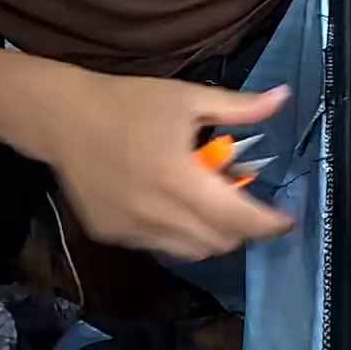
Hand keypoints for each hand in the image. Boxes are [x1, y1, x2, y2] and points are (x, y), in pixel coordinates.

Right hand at [40, 73, 294, 260]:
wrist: (63, 117)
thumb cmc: (130, 102)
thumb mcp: (188, 97)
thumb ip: (239, 107)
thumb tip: (284, 98)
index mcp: (178, 177)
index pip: (238, 218)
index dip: (269, 224)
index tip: (287, 219)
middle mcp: (155, 213)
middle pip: (220, 242)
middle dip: (243, 226)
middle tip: (242, 198)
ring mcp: (131, 230)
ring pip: (192, 251)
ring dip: (213, 233)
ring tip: (210, 201)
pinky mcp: (112, 235)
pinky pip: (161, 246)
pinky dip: (180, 234)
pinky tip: (174, 204)